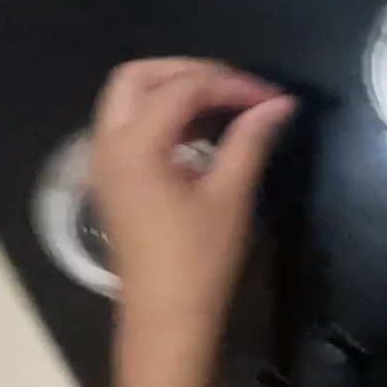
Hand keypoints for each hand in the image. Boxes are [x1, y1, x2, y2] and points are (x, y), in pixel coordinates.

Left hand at [91, 58, 294, 386]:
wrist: (167, 314)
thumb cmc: (200, 258)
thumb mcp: (231, 195)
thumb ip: (251, 140)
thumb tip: (281, 103)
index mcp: (135, 146)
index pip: (183, 89)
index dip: (233, 85)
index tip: (273, 99)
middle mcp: (108, 143)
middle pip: (140, 76)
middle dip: (192, 71)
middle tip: (239, 89)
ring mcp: (105, 160)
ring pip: (131, 97)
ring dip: (177, 89)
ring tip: (226, 105)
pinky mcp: (115, 176)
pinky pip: (132, 123)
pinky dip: (166, 113)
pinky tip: (202, 132)